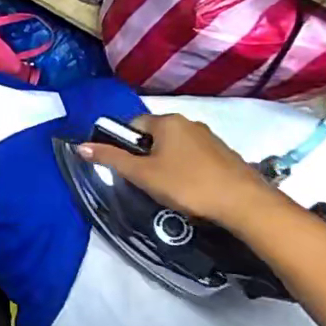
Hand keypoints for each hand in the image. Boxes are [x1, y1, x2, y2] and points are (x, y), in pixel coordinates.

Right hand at [73, 114, 286, 228]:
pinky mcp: (224, 154)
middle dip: (145, 155)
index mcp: (167, 121)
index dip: (124, 145)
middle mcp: (188, 122)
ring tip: (167, 188)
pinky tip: (190, 189)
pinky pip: (194, 156)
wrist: (244, 204)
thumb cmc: (187, 185)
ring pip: (175, 146)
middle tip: (144, 181)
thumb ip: (111, 158)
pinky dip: (186, 169)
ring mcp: (210, 137)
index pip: (133, 124)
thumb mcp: (143, 175)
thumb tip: (80, 146)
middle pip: (154, 135)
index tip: (126, 169)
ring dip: (166, 163)